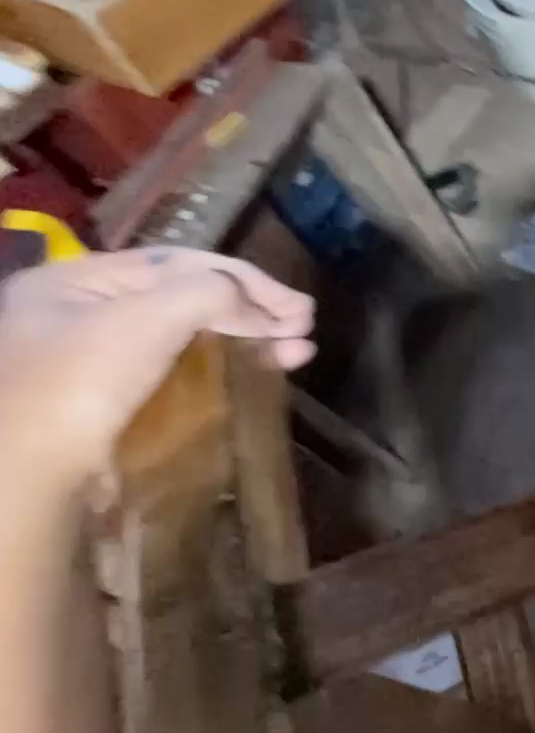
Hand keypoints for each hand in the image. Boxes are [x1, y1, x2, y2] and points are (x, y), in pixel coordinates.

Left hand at [0, 248, 315, 478]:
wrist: (32, 470)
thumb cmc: (79, 380)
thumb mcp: (148, 316)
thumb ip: (214, 292)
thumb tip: (262, 308)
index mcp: (75, 282)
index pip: (179, 262)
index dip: (245, 277)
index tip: (295, 303)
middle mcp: (87, 312)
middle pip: (193, 297)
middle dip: (256, 308)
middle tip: (305, 322)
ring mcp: (106, 358)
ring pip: (201, 334)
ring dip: (258, 336)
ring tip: (301, 348)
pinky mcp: (127, 396)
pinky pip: (194, 367)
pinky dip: (238, 362)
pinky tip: (278, 364)